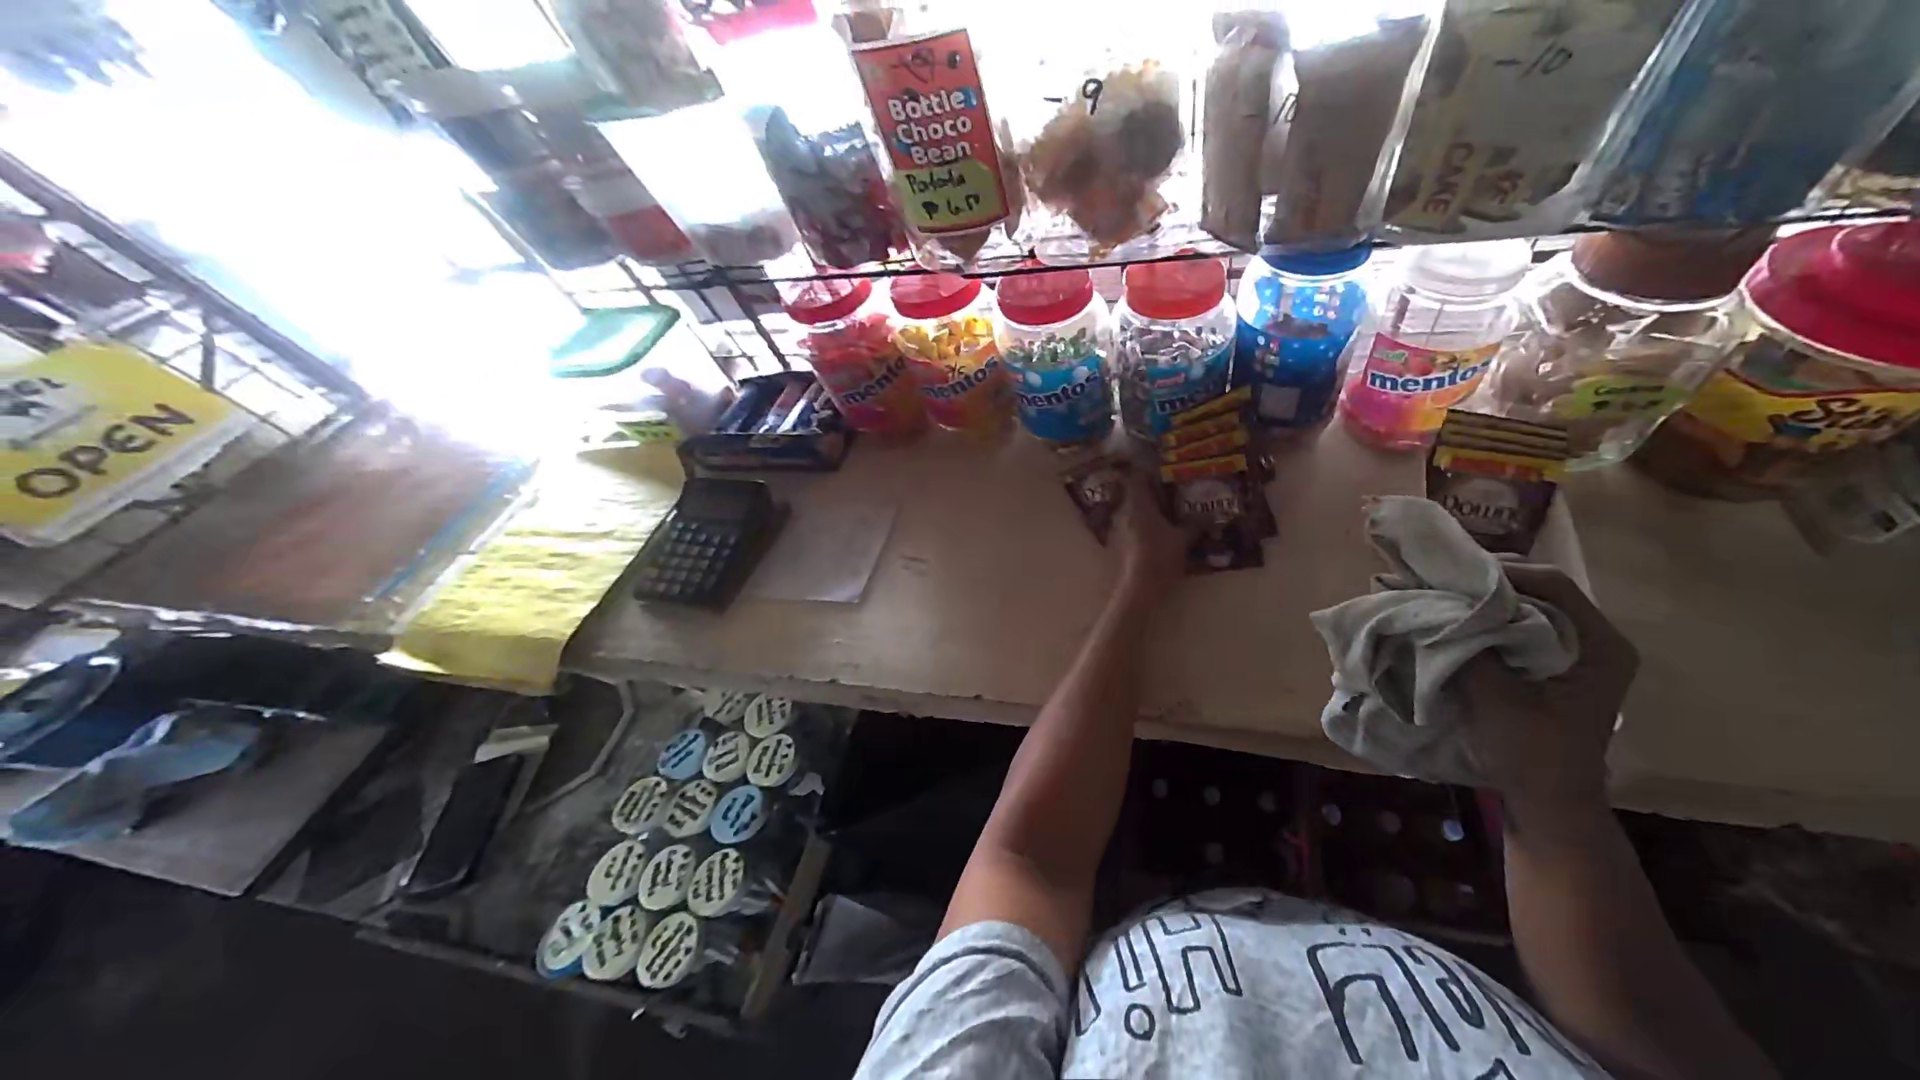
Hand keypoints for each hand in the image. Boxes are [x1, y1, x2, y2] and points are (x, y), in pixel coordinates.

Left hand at [1113, 469, 1185, 593]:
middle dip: (1155, 489)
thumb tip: (1211, 515)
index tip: (1165, 467)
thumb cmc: (1160, 556)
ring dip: (1154, 506)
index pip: (1137, 478)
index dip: (1149, 470)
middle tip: (1175, 485)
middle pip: (1138, 493)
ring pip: (1138, 509)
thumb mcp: (1183, 538)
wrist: (1141, 586)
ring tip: (1174, 504)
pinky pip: (1139, 524)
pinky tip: (1166, 526)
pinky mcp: (1127, 543)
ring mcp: (1125, 529)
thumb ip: (1196, 524)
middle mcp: (1128, 513)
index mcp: (1139, 505)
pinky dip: (1151, 521)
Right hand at [1458, 566, 1639, 811]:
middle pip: (1539, 589)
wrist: (1548, 801)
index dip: (1502, 572)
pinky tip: (1452, 618)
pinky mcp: (1549, 662)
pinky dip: (1483, 618)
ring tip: (1438, 593)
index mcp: (1601, 646)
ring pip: (1524, 604)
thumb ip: (1472, 651)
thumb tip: (1435, 608)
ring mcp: (1572, 651)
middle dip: (1486, 581)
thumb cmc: (1533, 754)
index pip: (1554, 585)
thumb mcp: (1498, 701)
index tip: (1452, 573)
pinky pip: (1516, 625)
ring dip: (1481, 598)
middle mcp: (1593, 640)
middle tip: (1438, 579)